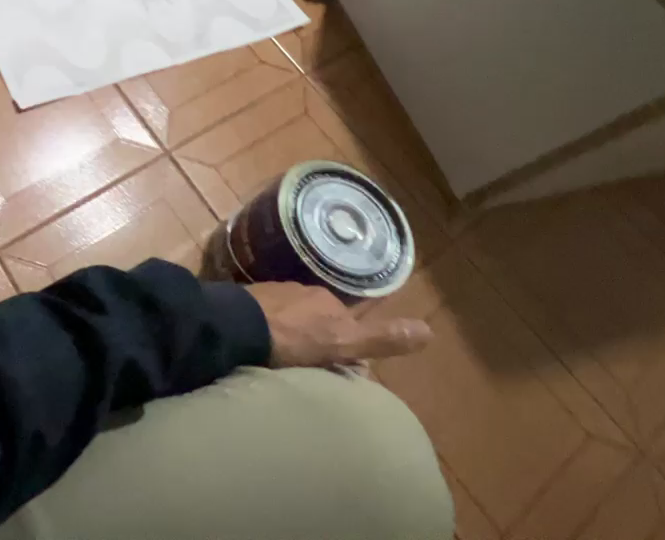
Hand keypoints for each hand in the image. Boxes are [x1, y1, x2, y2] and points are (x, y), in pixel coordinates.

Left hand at [245, 282, 431, 367]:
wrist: (236, 325)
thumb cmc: (291, 338)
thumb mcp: (342, 343)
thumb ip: (380, 338)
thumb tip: (429, 330)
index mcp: (327, 299)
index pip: (347, 328)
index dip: (348, 353)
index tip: (339, 375)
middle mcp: (302, 290)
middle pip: (320, 322)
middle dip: (320, 343)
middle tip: (311, 372)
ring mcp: (272, 292)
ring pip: (293, 319)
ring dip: (294, 338)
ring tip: (285, 364)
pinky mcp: (247, 300)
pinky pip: (267, 319)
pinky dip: (270, 333)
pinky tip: (262, 350)